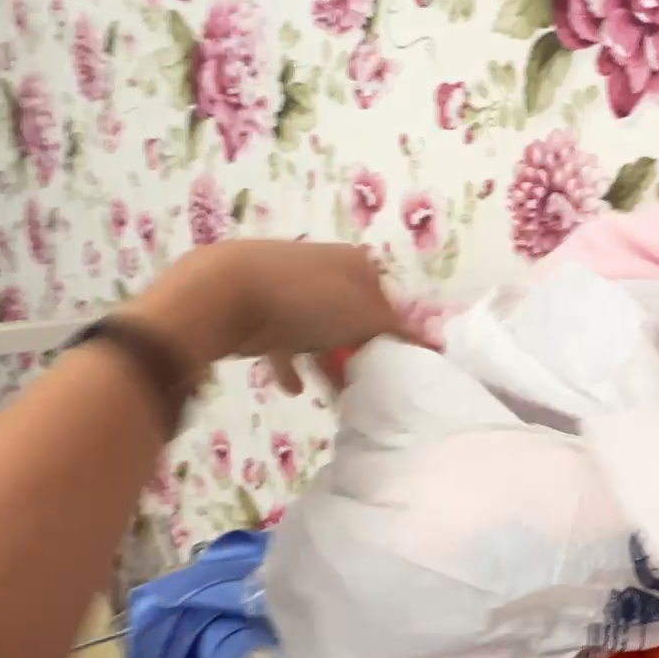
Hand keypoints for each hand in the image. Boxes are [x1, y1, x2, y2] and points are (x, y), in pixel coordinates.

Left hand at [127, 239, 401, 393]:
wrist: (221, 296)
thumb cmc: (306, 301)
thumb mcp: (365, 317)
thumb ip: (400, 332)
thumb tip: (436, 343)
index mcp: (353, 262)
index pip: (387, 298)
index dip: (394, 331)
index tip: (396, 362)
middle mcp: (322, 269)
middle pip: (351, 315)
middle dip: (358, 350)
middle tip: (367, 381)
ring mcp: (287, 287)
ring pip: (317, 330)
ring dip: (327, 362)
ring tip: (335, 394)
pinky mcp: (256, 307)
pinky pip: (282, 341)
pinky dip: (291, 364)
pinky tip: (293, 388)